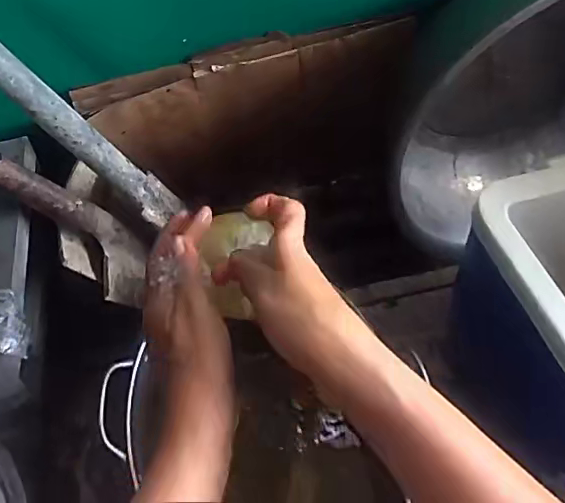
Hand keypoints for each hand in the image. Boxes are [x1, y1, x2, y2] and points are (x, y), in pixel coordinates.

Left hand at [137, 207, 235, 501]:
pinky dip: (192, 273)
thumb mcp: (197, 312)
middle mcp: (157, 307)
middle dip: (178, 237)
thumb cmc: (201, 362)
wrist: (200, 417)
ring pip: (171, 276)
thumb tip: (179, 238)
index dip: (183, 229)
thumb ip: (187, 275)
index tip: (203, 210)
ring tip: (202, 239)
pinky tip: (207, 279)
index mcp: (159, 298)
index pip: (165, 252)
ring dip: (184, 253)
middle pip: (163, 262)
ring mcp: (167, 323)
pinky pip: (182, 291)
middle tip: (197, 218)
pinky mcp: (180, 336)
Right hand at [213, 194, 368, 378]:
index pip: (289, 209)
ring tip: (227, 300)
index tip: (247, 214)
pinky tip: (248, 322)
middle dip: (246, 256)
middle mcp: (299, 264)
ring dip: (249, 282)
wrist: (344, 362)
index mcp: (290, 247)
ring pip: (272, 275)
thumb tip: (232, 259)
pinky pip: (277, 299)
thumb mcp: (261, 286)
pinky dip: (260, 304)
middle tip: (220, 275)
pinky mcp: (307, 317)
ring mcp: (305, 291)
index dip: (269, 202)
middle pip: (273, 247)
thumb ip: (242, 267)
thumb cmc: (300, 315)